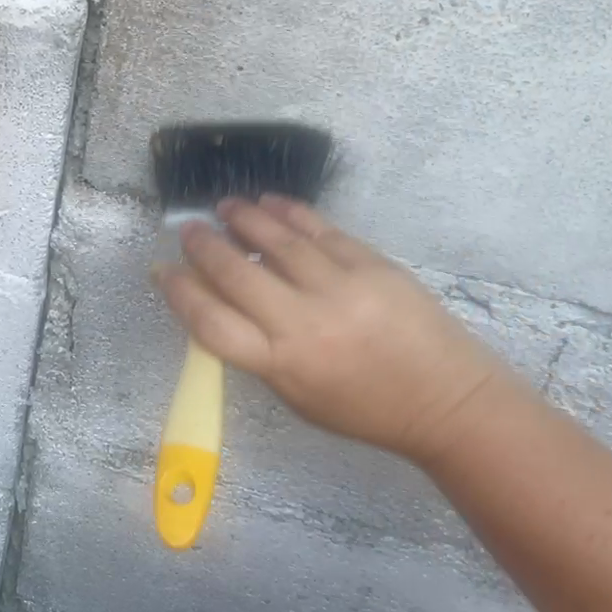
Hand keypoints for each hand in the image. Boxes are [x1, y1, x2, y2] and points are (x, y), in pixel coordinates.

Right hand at [152, 196, 522, 463]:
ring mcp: (341, 289)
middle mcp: (305, 324)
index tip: (161, 269)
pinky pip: (319, 229)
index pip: (209, 322)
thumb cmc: (363, 408)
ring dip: (243, 218)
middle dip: (204, 245)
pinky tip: (269, 203)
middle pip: (235, 273)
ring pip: (276, 240)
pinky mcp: (373, 265)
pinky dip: (288, 212)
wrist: (450, 402)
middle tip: (189, 228)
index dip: (179, 291)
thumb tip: (214, 298)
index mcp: (281, 364)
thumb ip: (253, 349)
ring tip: (225, 206)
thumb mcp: (294, 394)